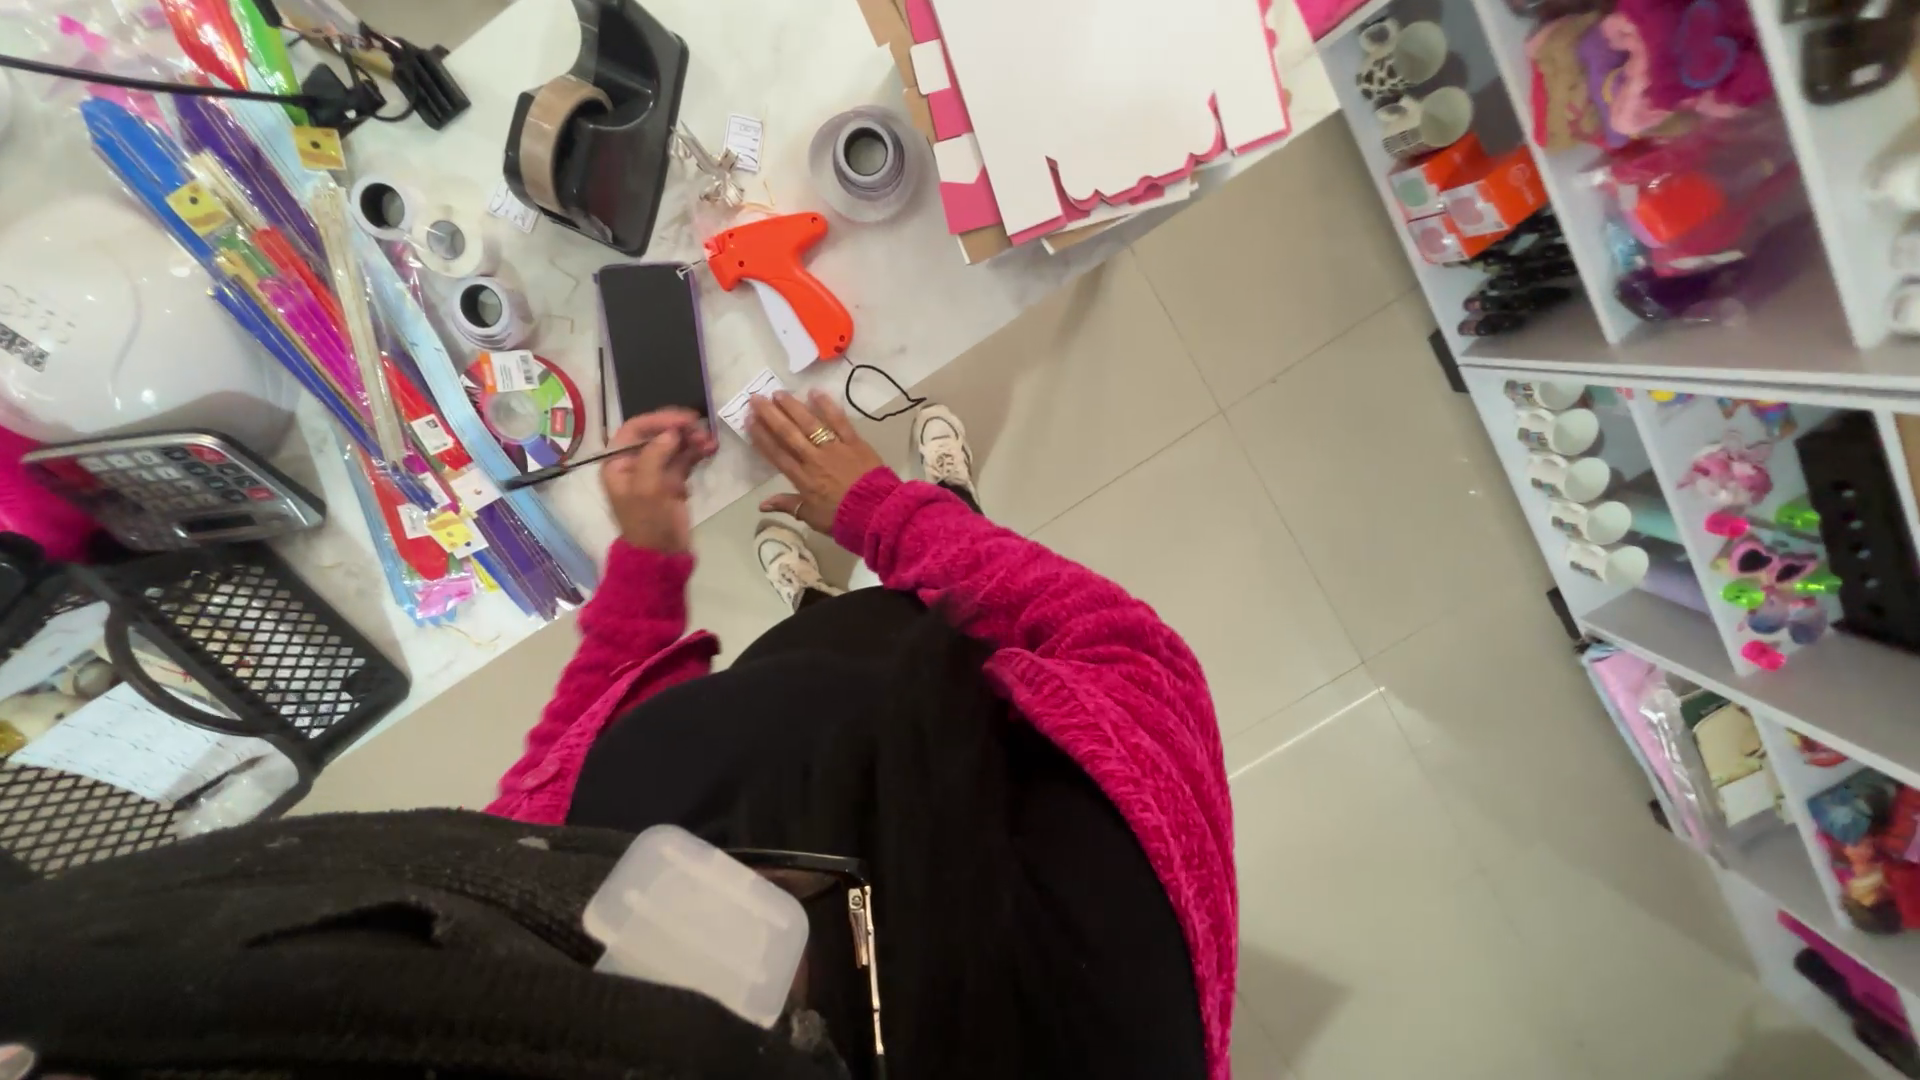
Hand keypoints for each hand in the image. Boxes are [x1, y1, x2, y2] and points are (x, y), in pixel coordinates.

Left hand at [602, 408, 717, 553]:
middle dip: (679, 429)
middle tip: (701, 429)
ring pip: (674, 446)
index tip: (684, 418)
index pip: (635, 429)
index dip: (659, 420)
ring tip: (710, 441)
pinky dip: (697, 452)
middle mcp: (635, 463)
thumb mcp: (647, 488)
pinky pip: (685, 460)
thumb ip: (655, 456)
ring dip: (692, 440)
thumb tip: (671, 433)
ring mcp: (655, 473)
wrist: (661, 554)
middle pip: (657, 435)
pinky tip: (710, 449)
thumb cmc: (647, 522)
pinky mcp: (673, 482)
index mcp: (618, 463)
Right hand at [749, 390, 884, 533]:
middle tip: (756, 398)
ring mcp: (834, 448)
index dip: (761, 437)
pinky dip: (828, 406)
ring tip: (778, 393)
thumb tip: (762, 505)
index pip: (777, 454)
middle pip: (788, 434)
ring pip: (810, 423)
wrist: (877, 513)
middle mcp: (814, 459)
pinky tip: (816, 392)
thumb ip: (788, 505)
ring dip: (793, 407)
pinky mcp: (854, 442)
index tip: (749, 421)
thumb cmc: (842, 519)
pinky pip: (839, 421)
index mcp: (802, 479)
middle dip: (770, 415)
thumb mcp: (812, 517)